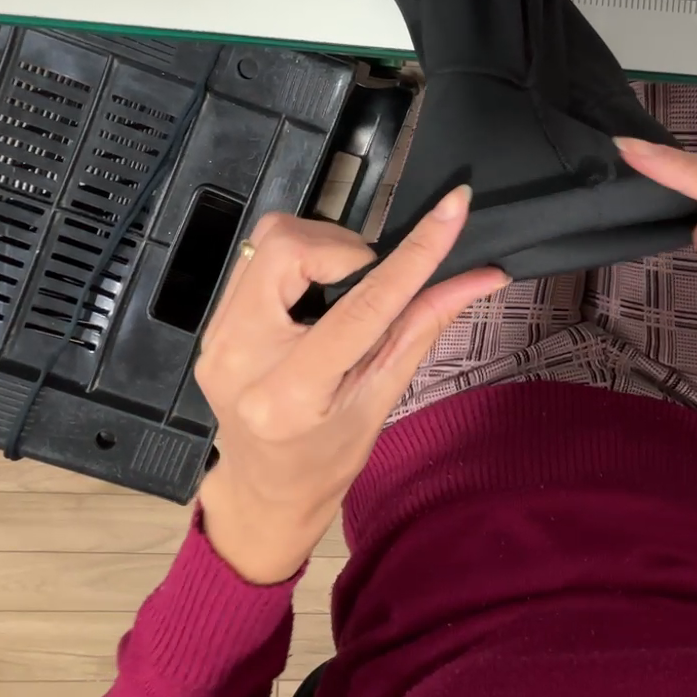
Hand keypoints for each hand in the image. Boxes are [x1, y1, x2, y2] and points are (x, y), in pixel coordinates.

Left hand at [191, 187, 507, 582]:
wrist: (263, 489)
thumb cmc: (331, 456)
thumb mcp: (386, 395)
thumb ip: (427, 324)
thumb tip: (485, 275)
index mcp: (292, 392)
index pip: (364, 305)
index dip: (416, 251)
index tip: (455, 206)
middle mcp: (240, 356)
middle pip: (291, 247)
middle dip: (346, 248)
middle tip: (370, 279)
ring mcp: (216, 337)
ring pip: (270, 240)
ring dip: (322, 249)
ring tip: (342, 288)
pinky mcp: (211, 323)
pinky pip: (257, 256)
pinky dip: (299, 260)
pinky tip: (314, 295)